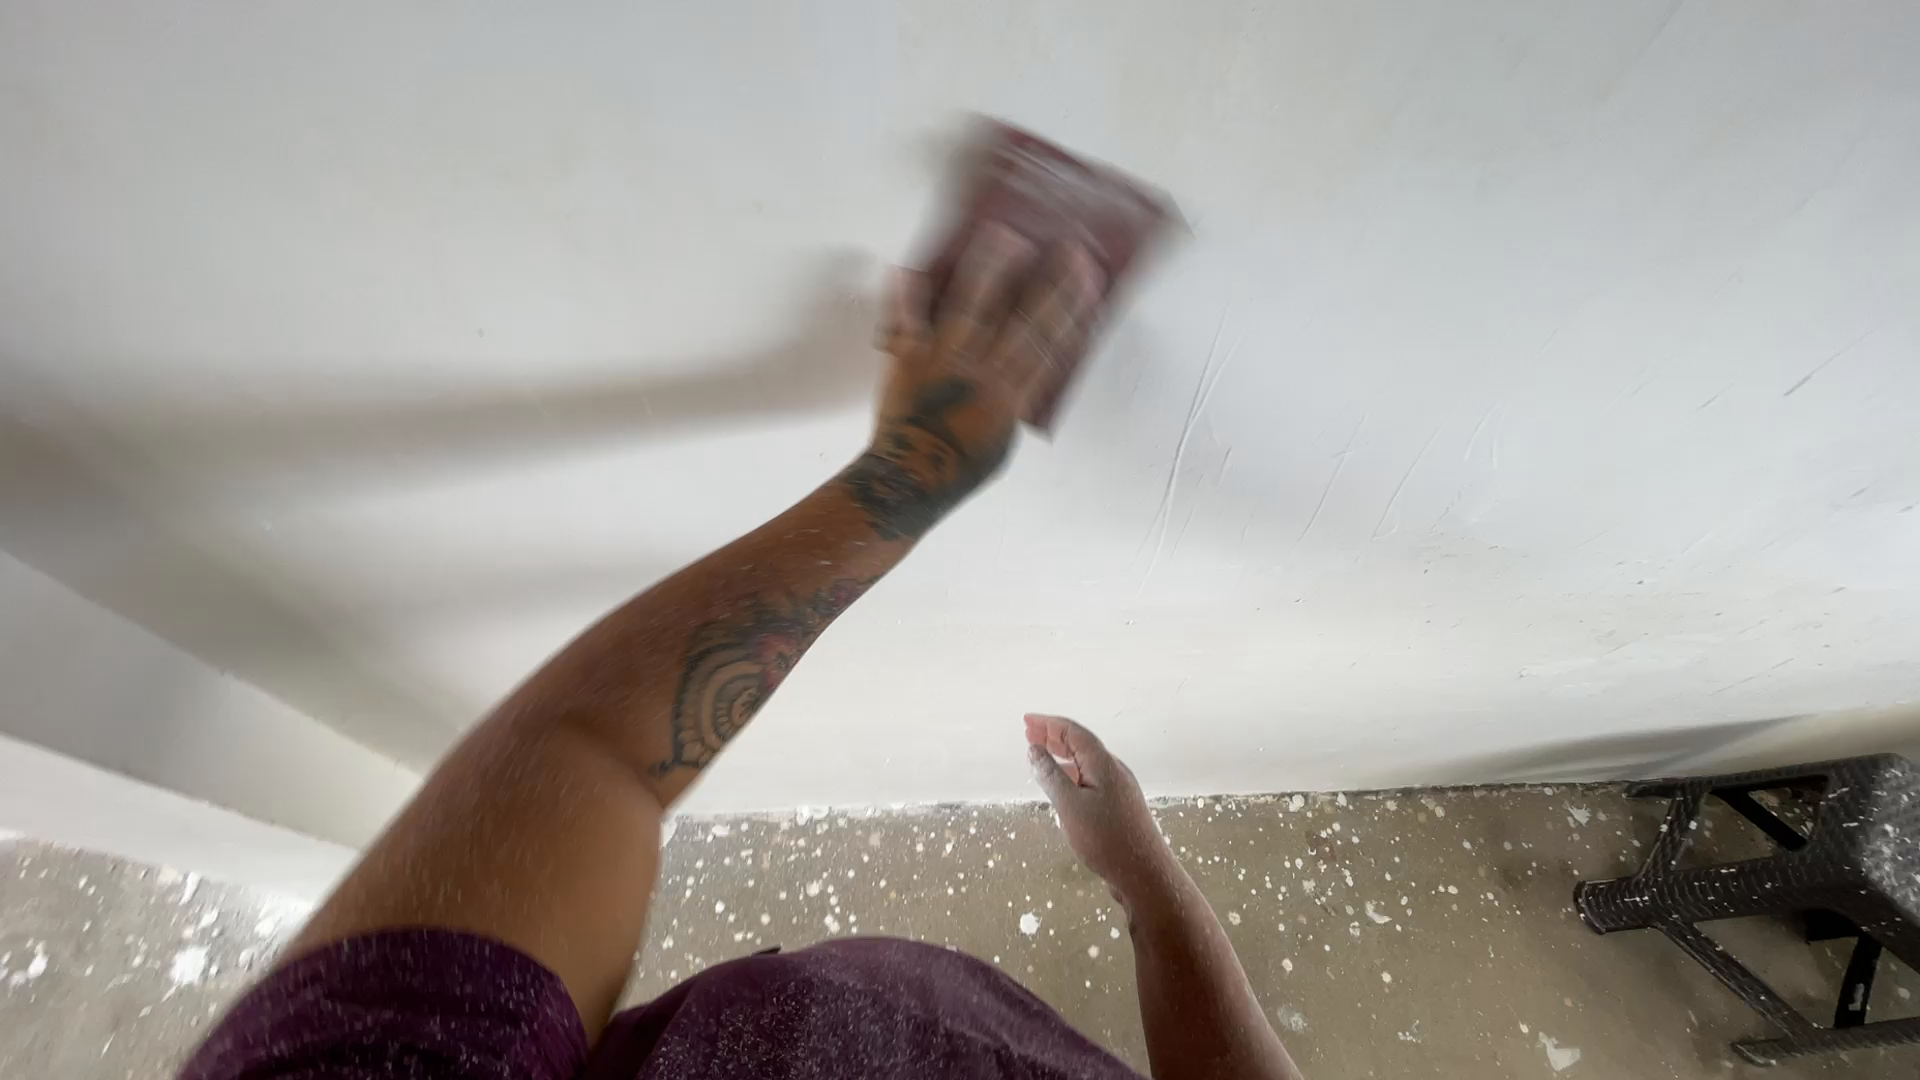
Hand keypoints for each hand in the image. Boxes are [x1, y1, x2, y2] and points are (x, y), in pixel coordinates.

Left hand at [839, 228, 1102, 540]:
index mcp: (1008, 397)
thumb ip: (1013, 402)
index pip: (1049, 346)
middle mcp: (981, 373)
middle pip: (1023, 321)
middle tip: (1069, 250)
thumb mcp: (1001, 440)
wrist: (911, 480)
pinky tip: (904, 266)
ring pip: (969, 307)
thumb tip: (1022, 377)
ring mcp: (943, 361)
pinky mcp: (908, 360)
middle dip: (1050, 284)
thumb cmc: (958, 468)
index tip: (1089, 283)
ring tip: (1002, 235)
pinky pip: (905, 322)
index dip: (1071, 312)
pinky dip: (902, 296)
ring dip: (987, 269)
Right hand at [1026, 713, 1171, 904]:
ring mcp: (1118, 788)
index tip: (1027, 721)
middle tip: (1029, 733)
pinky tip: (1062, 785)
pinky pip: (1090, 778)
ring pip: (1085, 762)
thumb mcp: (1070, 806)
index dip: (1048, 723)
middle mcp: (1113, 769)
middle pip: (1080, 743)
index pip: (1073, 731)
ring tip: (1040, 754)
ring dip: (1062, 754)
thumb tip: (1034, 749)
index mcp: (1103, 763)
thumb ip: (1050, 775)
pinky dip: (1071, 773)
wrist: (1145, 875)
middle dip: (1053, 736)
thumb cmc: (1106, 839)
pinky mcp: (1119, 806)